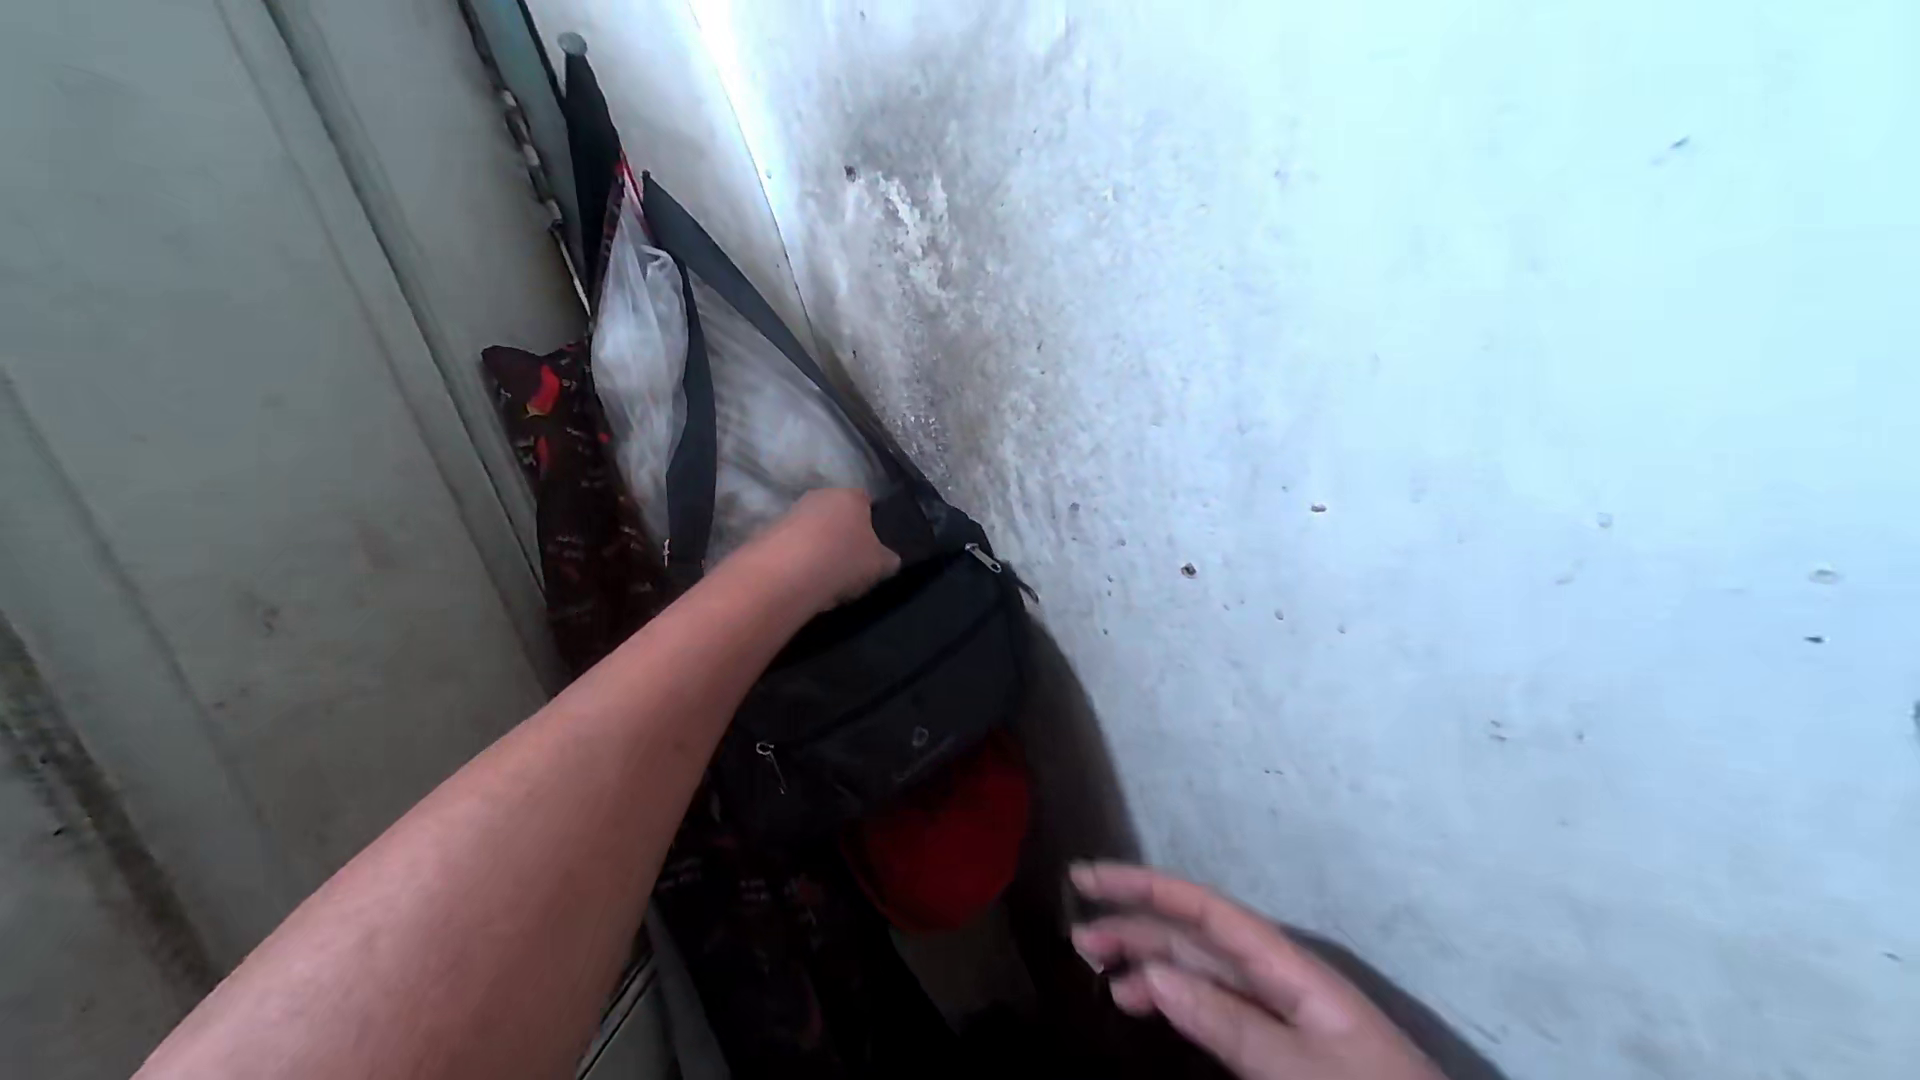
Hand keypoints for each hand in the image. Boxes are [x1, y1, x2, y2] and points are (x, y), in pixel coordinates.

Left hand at [750, 488, 900, 609]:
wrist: (788, 573)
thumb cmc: (845, 559)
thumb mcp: (882, 564)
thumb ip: (888, 558)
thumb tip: (889, 559)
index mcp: (850, 496)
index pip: (866, 500)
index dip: (873, 521)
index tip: (874, 546)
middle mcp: (819, 496)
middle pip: (837, 514)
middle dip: (843, 534)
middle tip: (851, 563)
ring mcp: (791, 513)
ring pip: (814, 530)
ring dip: (820, 549)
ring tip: (826, 579)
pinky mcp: (768, 533)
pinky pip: (794, 547)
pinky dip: (800, 561)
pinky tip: (805, 582)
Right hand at [1070, 862, 1442, 1079]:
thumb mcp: (1305, 1072)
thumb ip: (1228, 1022)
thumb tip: (1152, 975)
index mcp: (1285, 964)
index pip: (1201, 907)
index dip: (1143, 885)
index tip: (1090, 877)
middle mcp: (1273, 972)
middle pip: (1190, 934)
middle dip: (1133, 925)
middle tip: (1078, 938)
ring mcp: (1273, 1005)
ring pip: (1194, 966)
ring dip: (1144, 960)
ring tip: (1098, 968)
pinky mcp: (1274, 1040)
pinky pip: (1208, 1001)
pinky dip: (1169, 996)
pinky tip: (1142, 1001)